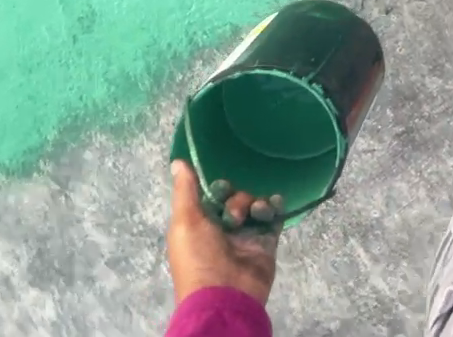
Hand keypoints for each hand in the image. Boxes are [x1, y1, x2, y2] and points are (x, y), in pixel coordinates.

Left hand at [167, 160, 281, 305]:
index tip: (222, 190)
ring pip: (255, 203)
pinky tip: (271, 208)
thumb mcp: (185, 222)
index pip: (214, 196)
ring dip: (256, 203)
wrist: (226, 293)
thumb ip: (185, 190)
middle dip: (238, 199)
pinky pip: (274, 214)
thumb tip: (177, 160)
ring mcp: (247, 234)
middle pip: (237, 197)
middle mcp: (223, 228)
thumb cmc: (199, 257)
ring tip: (254, 215)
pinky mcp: (267, 239)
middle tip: (235, 215)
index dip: (219, 189)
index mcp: (201, 225)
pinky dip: (274, 207)